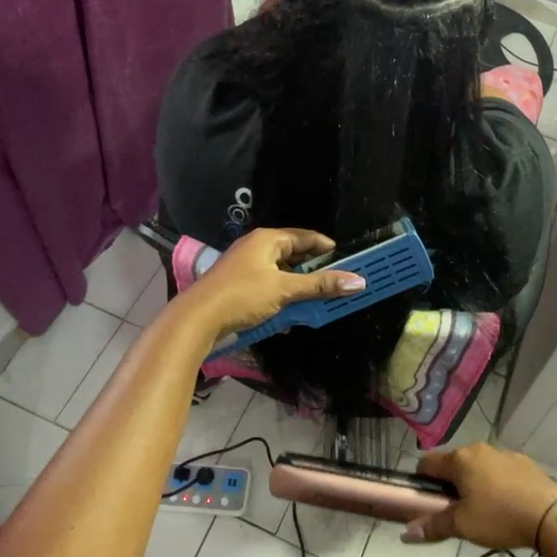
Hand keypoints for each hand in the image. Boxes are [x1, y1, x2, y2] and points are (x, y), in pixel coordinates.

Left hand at [183, 227, 363, 337]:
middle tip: (334, 285)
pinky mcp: (239, 286)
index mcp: (268, 239)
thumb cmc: (243, 295)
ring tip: (314, 305)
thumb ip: (321, 286)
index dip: (327, 248)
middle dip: (314, 273)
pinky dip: (281, 300)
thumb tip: (358, 281)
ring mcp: (246, 267)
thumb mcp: (285, 290)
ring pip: (282, 274)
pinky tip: (288, 319)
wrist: (198, 319)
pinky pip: (269, 288)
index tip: (347, 262)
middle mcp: (257, 247)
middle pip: (294, 256)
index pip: (305, 237)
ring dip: (297, 290)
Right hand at [403, 444, 556, 549]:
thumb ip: (433, 525)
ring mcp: (502, 453)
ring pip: (477, 467)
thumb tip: (406, 532)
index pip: (427, 463)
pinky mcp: (522, 462)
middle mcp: (478, 449)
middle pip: (453, 464)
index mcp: (460, 459)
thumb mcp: (462, 525)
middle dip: (449, 485)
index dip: (421, 482)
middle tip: (456, 513)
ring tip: (483, 512)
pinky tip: (505, 505)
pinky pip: (499, 470)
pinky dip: (495, 483)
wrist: (549, 514)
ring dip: (473, 483)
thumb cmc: (499, 516)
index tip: (427, 502)